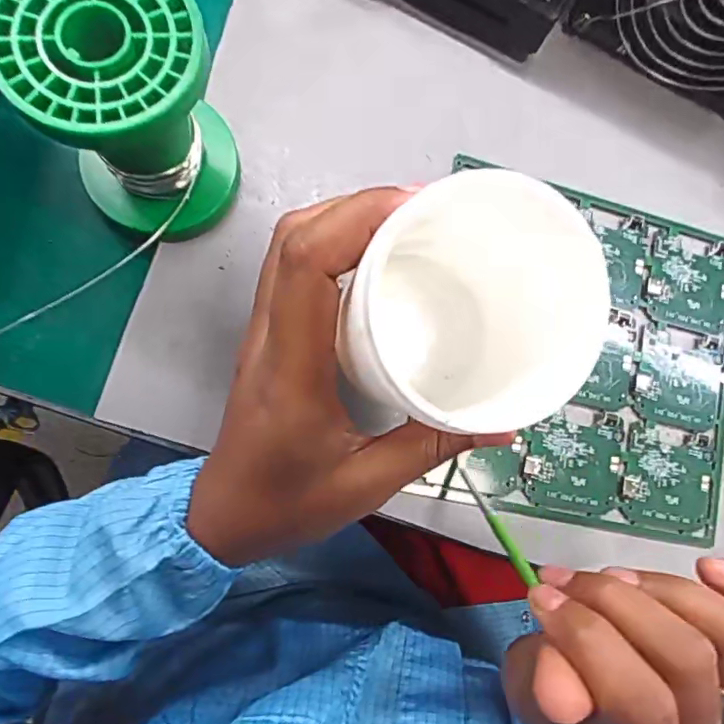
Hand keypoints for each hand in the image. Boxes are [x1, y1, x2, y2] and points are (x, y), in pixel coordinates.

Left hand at [187, 188, 510, 566]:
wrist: (224, 517)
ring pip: (287, 249)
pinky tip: (370, 264)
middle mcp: (268, 338)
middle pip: (294, 238)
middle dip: (358, 206)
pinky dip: (329, 249)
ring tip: (401, 226)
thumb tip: (499, 423)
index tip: (418, 211)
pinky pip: (290, 273)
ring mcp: (261, 336)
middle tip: (422, 213)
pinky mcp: (267, 341)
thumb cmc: (284, 505)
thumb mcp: (365, 484)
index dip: (359, 217)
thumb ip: (432, 448)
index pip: (307, 263)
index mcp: (291, 370)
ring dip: (340, 220)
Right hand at [502, 559, 723, 723]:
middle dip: (616, 603)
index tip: (542, 599)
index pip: (639, 703)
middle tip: (565, 580)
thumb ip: (539, 688)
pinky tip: (707, 567)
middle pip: (687, 660)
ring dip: (667, 593)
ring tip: (612, 575)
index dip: (588, 641)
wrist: (583, 692)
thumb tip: (557, 685)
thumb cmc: (553, 694)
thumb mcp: (526, 696)